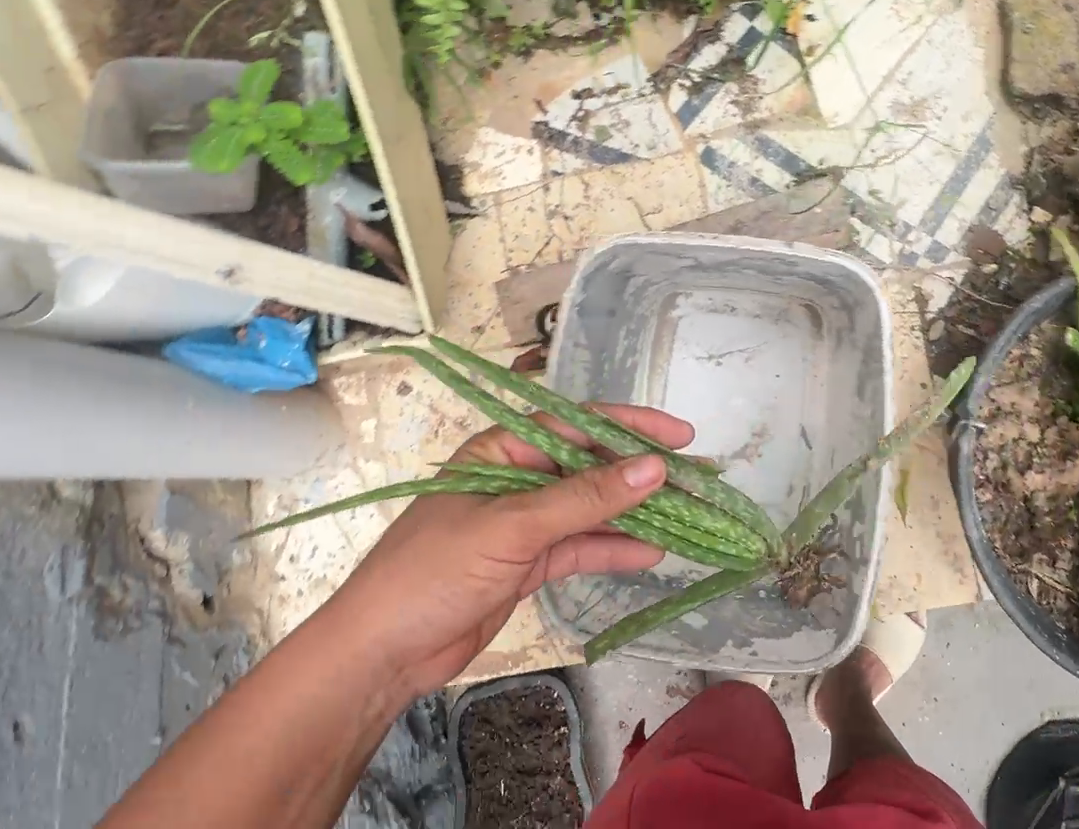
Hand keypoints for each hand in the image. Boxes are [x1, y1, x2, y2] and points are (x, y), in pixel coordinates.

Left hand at [319, 404, 689, 697]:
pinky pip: (581, 548)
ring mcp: (525, 523)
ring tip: (688, 517)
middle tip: (697, 480)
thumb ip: (586, 498)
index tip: (681, 437)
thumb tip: (654, 466)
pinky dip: (613, 550)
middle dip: (641, 475)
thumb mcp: (513, 526)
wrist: (381, 653)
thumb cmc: (433, 570)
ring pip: (591, 510)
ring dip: (635, 514)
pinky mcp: (529, 562)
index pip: (579, 426)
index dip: (631, 427)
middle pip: (591, 468)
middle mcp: (518, 478)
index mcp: (503, 450)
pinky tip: (652, 553)